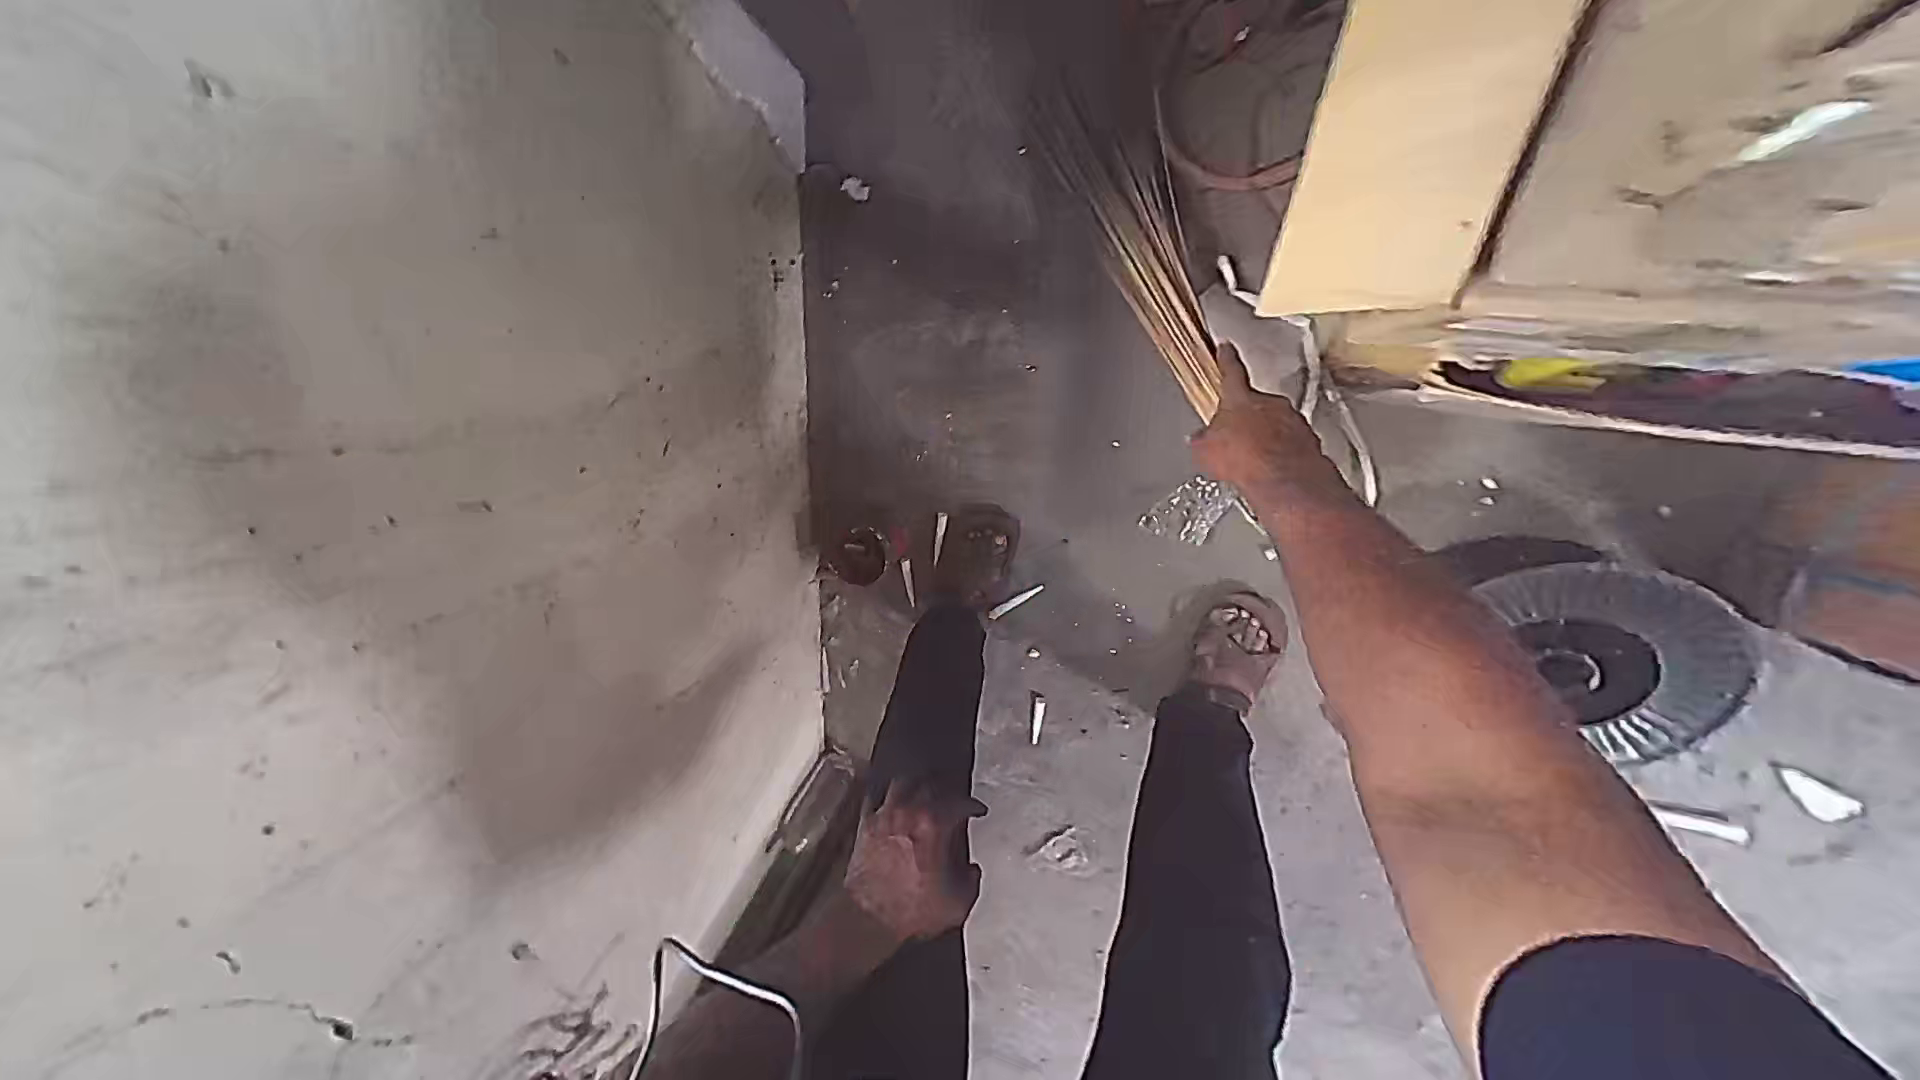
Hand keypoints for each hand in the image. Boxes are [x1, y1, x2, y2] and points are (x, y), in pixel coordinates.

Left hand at [843, 783, 987, 944]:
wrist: (870, 918)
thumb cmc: (914, 910)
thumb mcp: (958, 901)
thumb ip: (972, 879)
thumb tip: (972, 869)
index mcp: (935, 825)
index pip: (960, 803)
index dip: (973, 805)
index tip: (977, 810)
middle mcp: (910, 811)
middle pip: (930, 784)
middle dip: (945, 789)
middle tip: (951, 797)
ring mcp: (885, 815)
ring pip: (902, 783)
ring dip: (915, 784)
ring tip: (921, 790)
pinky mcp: (866, 825)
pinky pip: (874, 797)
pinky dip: (884, 796)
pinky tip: (889, 801)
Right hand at [1189, 342, 1339, 499]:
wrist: (1282, 479)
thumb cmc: (1244, 459)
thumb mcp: (1204, 451)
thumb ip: (1201, 439)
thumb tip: (1197, 439)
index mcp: (1240, 399)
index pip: (1231, 371)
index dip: (1226, 359)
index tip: (1226, 348)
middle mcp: (1270, 402)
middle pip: (1254, 403)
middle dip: (1245, 419)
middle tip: (1234, 439)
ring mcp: (1292, 419)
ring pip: (1274, 423)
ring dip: (1264, 437)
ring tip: (1251, 461)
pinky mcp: (1308, 438)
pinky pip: (1289, 441)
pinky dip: (1280, 451)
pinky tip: (1268, 468)